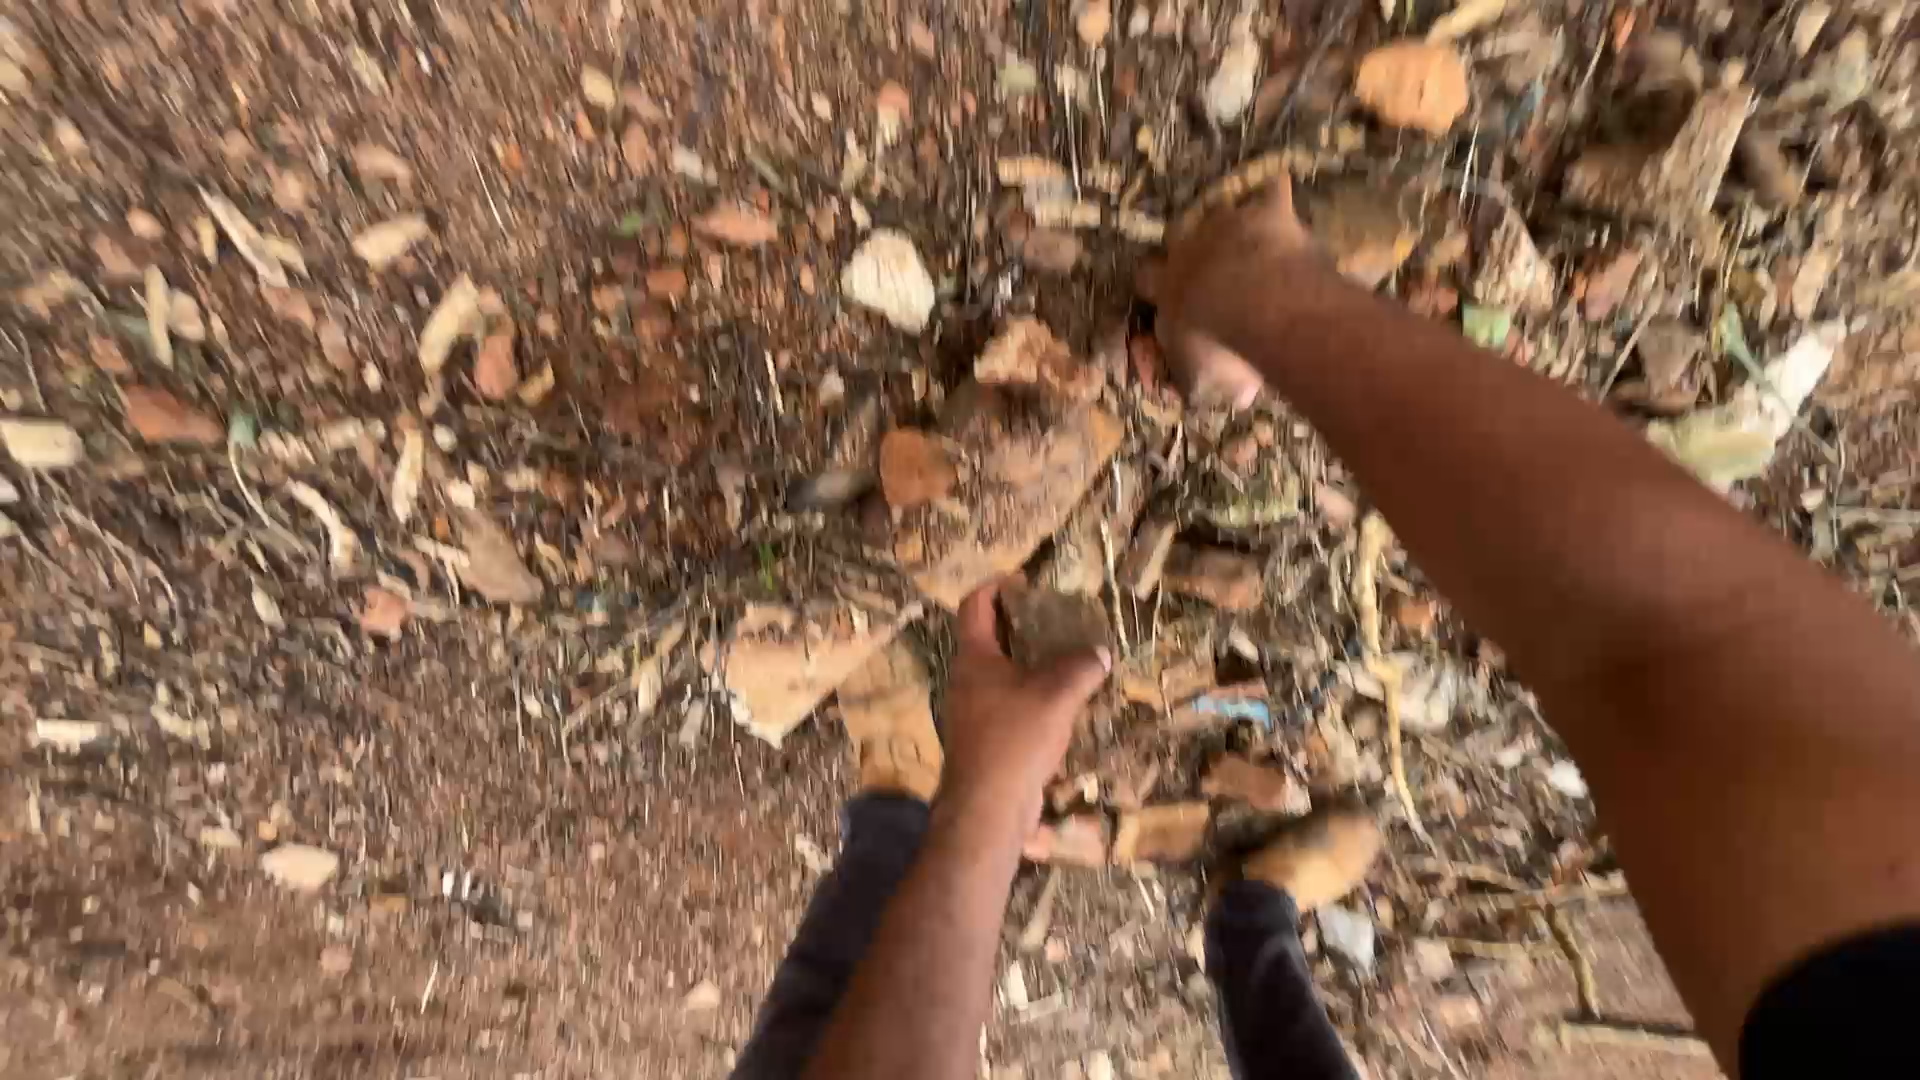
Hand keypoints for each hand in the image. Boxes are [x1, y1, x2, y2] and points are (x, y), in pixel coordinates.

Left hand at [939, 583, 1110, 826]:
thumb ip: (1080, 667)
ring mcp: (970, 710)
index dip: (994, 586)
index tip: (1021, 580)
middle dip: (1016, 624)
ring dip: (1024, 661)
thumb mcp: (1056, 695)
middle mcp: (965, 678)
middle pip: (985, 638)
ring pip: (997, 672)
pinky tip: (1058, 703)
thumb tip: (1100, 651)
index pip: (974, 606)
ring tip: (1061, 657)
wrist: (987, 807)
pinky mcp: (983, 738)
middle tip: (1051, 617)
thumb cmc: (1015, 738)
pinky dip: (1028, 692)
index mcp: (973, 657)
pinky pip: (1005, 702)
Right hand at [1137, 176, 1327, 408]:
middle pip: (1177, 238)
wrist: (1253, 301)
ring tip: (1246, 235)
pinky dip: (1274, 194)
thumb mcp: (1203, 378)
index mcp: (1166, 288)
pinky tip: (1280, 194)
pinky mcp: (1265, 211)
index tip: (1161, 291)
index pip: (1145, 279)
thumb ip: (1205, 383)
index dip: (1153, 284)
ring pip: (1218, 213)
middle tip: (1206, 263)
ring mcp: (1225, 224)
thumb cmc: (1216, 344)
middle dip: (1189, 248)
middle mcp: (1187, 250)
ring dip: (1230, 225)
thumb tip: (1232, 400)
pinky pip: (1270, 190)